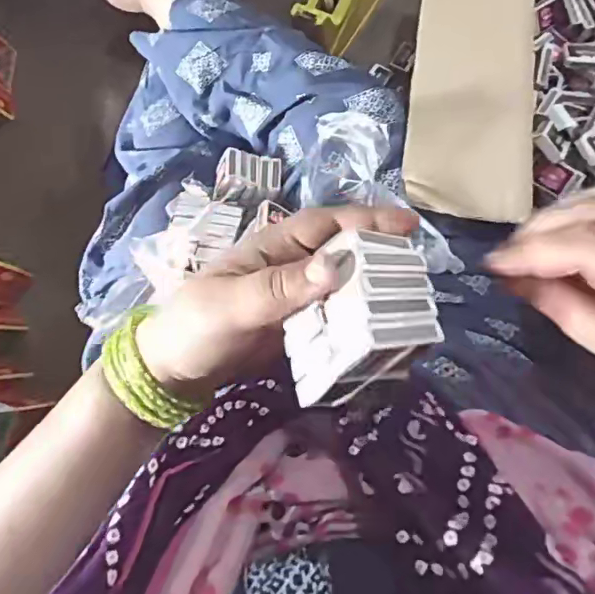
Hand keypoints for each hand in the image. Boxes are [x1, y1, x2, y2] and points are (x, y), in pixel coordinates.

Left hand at [135, 204, 421, 400]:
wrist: (173, 372)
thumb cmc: (195, 325)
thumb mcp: (233, 303)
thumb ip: (282, 287)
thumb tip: (338, 265)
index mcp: (275, 245)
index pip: (328, 224)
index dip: (368, 221)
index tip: (409, 227)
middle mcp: (293, 267)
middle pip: (346, 254)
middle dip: (383, 258)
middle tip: (421, 273)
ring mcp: (298, 300)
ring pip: (346, 289)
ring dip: (376, 294)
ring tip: (413, 308)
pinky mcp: (300, 330)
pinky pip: (336, 323)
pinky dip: (359, 328)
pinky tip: (382, 339)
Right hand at [486, 189, 594, 466]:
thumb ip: (583, 319)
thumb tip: (524, 286)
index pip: (593, 246)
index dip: (535, 251)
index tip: (492, 266)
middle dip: (544, 228)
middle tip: (506, 258)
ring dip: (566, 217)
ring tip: (530, 249)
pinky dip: (594, 219)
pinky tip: (572, 242)